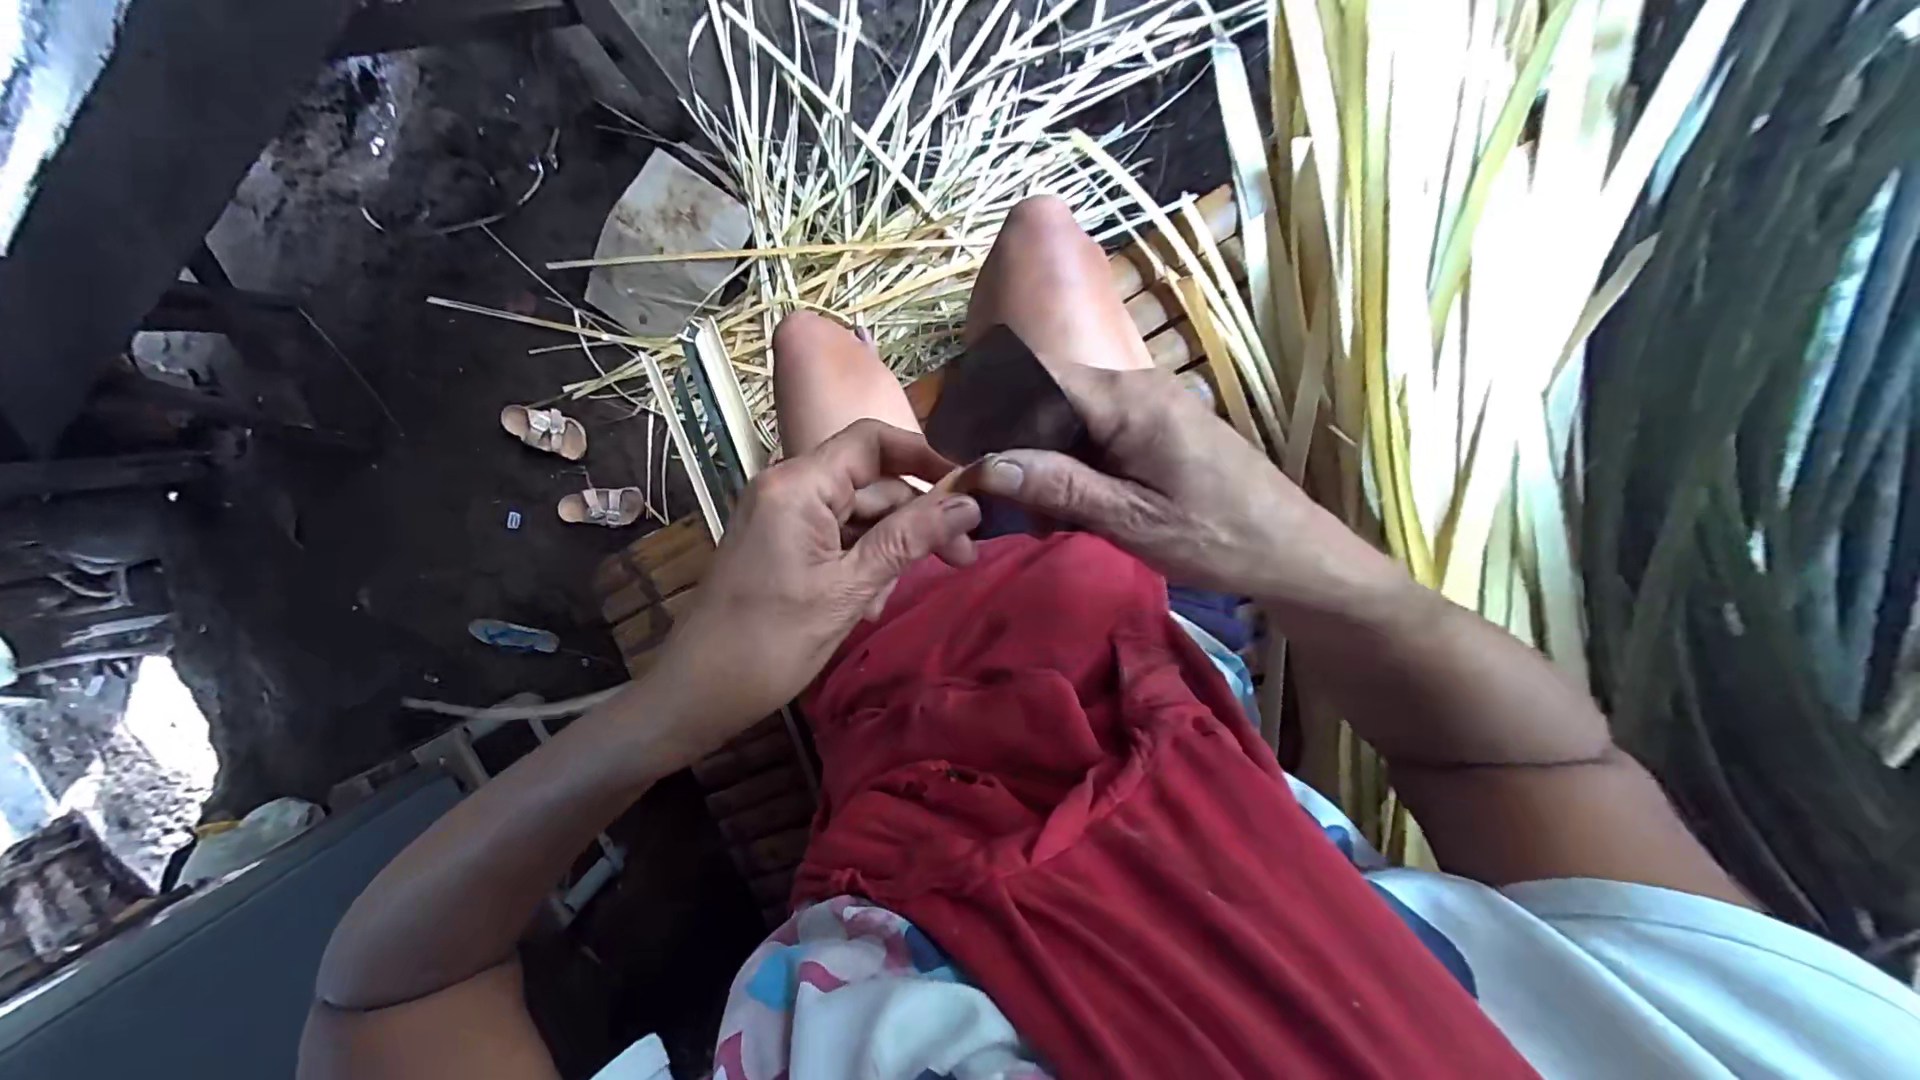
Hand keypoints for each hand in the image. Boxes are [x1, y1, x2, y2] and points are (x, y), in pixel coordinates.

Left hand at [648, 420, 981, 760]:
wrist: (696, 692)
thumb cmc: (769, 643)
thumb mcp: (849, 590)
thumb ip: (909, 539)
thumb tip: (970, 504)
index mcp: (798, 485)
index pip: (873, 442)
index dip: (925, 457)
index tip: (969, 491)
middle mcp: (789, 486)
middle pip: (872, 483)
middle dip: (918, 518)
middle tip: (962, 560)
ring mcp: (784, 514)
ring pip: (859, 513)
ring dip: (891, 547)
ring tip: (900, 595)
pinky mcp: (783, 540)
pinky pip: (837, 535)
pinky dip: (863, 560)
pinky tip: (872, 600)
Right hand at [969, 362, 1401, 620]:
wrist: (1292, 550)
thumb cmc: (1216, 537)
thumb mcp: (1130, 520)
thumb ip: (1059, 487)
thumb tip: (987, 463)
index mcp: (1127, 398)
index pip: (1036, 374)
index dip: (991, 408)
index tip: (963, 452)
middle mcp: (1134, 386)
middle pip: (1048, 397)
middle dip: (1019, 448)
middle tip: (1007, 504)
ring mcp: (1147, 404)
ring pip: (1068, 419)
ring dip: (1047, 465)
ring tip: (1043, 517)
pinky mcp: (1155, 426)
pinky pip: (1095, 433)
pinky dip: (1074, 468)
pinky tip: (1075, 509)